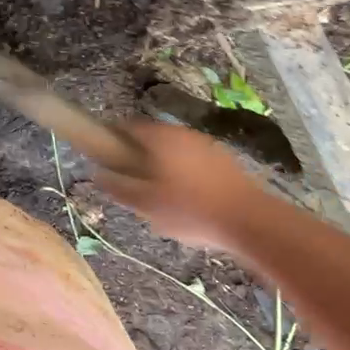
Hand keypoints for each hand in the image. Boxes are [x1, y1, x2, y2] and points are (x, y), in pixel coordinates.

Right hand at [95, 122, 270, 250]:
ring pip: (173, 150)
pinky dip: (184, 174)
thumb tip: (96, 174)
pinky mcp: (225, 162)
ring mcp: (207, 146)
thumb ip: (116, 187)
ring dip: (161, 166)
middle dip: (137, 157)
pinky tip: (187, 200)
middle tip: (132, 184)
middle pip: (150, 138)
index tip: (105, 160)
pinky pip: (193, 161)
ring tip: (160, 196)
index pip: (125, 126)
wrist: (253, 223)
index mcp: (159, 138)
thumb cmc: (190, 210)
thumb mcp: (144, 204)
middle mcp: (182, 134)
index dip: (110, 140)